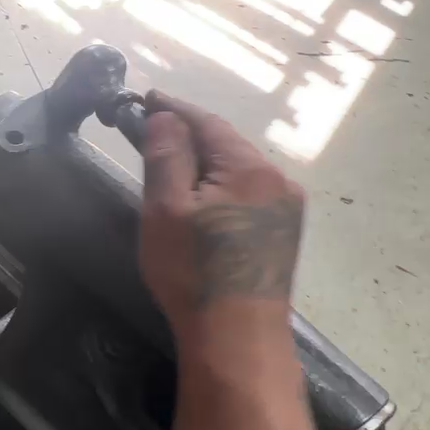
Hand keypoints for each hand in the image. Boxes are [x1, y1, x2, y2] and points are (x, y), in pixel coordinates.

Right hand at [139, 91, 305, 341]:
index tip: (144, 99)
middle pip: (226, 145)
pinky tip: (197, 197)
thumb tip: (165, 117)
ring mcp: (284, 208)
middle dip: (189, 134)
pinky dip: (216, 183)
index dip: (174, 109)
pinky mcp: (280, 231)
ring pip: (236, 170)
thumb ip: (167, 157)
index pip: (208, 124)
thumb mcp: (165, 208)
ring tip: (168, 162)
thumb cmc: (191, 268)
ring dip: (203, 161)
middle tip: (148, 129)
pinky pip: (244, 192)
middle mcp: (277, 181)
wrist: (234, 330)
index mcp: (249, 170)